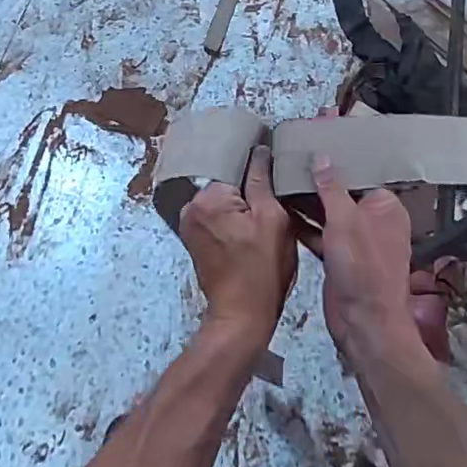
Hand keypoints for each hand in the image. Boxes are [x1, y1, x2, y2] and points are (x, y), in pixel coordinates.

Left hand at [178, 145, 295, 346]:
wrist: (242, 316)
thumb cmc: (262, 269)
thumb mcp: (273, 218)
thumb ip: (263, 180)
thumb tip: (259, 150)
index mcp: (208, 198)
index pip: (238, 166)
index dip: (260, 172)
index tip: (276, 179)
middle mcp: (191, 205)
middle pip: (229, 182)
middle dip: (250, 190)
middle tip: (273, 206)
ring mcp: (190, 222)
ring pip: (225, 198)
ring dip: (243, 205)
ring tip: (263, 219)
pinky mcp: (194, 237)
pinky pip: (218, 214)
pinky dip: (233, 218)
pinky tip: (250, 230)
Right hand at [304, 155, 435, 364]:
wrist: (364, 324)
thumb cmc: (363, 267)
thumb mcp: (344, 219)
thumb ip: (331, 187)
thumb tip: (322, 157)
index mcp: (385, 205)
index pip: (362, 170)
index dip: (341, 153)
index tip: (321, 134)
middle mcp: (373, 219)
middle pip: (344, 189)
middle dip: (321, 175)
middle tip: (297, 151)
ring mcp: (356, 239)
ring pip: (330, 211)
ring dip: (309, 199)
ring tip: (284, 174)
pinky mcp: (340, 256)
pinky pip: (321, 232)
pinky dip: (305, 223)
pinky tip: (283, 208)